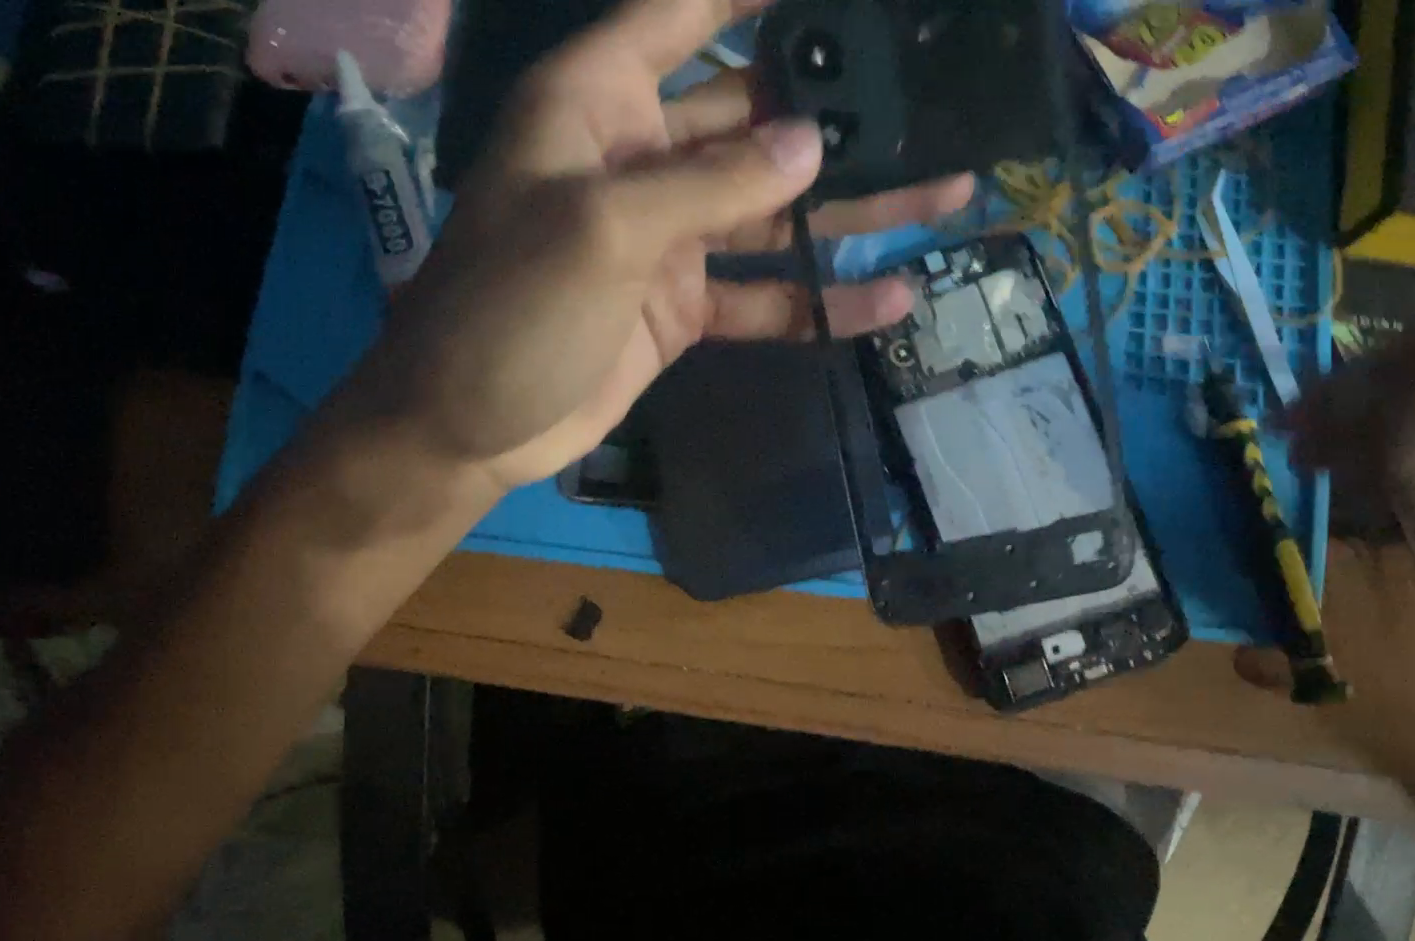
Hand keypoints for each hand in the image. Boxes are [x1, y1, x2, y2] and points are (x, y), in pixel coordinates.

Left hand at [364, 0, 972, 494]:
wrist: (469, 425)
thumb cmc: (509, 307)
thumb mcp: (603, 228)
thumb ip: (709, 184)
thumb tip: (810, 146)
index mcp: (598, 102)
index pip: (682, 14)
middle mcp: (640, 157)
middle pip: (754, 120)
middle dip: (835, 115)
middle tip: (926, 105)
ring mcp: (669, 237)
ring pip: (775, 213)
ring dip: (853, 210)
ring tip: (944, 193)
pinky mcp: (685, 306)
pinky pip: (764, 296)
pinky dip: (820, 301)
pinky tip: (887, 302)